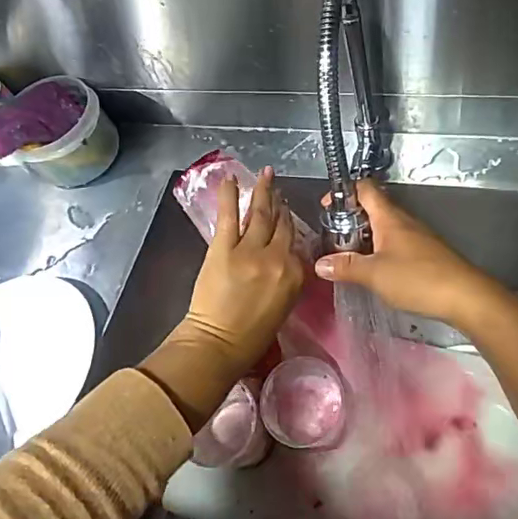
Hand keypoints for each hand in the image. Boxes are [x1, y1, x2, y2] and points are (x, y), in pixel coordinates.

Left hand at [144, 166, 303, 425]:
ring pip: (261, 214)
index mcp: (296, 274)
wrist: (219, 343)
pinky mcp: (224, 248)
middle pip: (282, 225)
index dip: (293, 228)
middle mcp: (278, 258)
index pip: (298, 244)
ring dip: (264, 192)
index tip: (290, 217)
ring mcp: (250, 250)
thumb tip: (283, 258)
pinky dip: (230, 195)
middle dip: (282, 205)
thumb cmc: (253, 336)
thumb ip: (288, 278)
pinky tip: (231, 178)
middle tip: (281, 189)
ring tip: (266, 174)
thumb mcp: (284, 305)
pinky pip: (230, 216)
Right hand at [312, 179, 506, 327]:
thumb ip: (347, 267)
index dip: (344, 192)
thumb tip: (320, 263)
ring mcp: (417, 237)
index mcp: (389, 218)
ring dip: (365, 239)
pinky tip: (375, 272)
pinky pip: (396, 244)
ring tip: (348, 259)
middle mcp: (404, 222)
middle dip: (350, 220)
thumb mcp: (374, 274)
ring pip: (385, 229)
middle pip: (373, 209)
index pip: (365, 189)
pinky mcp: (426, 254)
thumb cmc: (418, 279)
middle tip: (332, 240)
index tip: (327, 207)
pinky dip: (381, 252)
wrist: (464, 296)